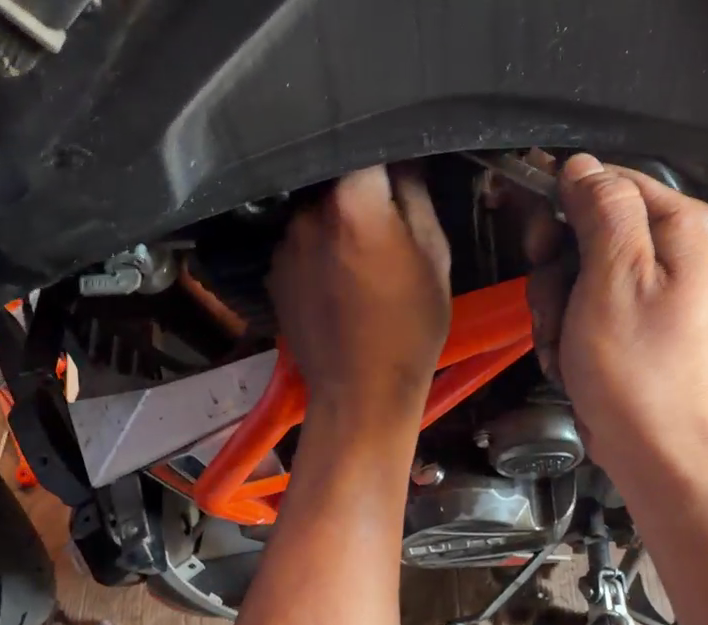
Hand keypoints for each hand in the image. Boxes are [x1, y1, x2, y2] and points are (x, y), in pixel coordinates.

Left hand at [268, 165, 451, 419]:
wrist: (361, 395)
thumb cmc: (410, 331)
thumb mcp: (434, 260)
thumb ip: (416, 198)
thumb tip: (403, 161)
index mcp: (352, 203)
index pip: (366, 146)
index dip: (386, 150)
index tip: (400, 164)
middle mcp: (307, 213)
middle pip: (336, 178)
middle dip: (361, 189)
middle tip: (387, 217)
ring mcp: (284, 244)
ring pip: (316, 211)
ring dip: (336, 221)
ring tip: (361, 257)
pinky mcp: (273, 272)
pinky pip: (300, 243)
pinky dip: (318, 249)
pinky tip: (337, 280)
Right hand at [525, 154, 707, 473]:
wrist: (651, 447)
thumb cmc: (635, 366)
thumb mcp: (615, 276)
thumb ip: (603, 210)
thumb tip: (581, 165)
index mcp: (678, 227)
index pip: (607, 180)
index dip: (563, 203)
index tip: (538, 241)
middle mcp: (667, 252)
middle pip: (585, 228)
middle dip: (555, 269)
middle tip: (553, 303)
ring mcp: (646, 292)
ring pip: (573, 271)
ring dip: (553, 308)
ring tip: (561, 344)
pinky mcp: (625, 325)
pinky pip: (579, 307)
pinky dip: (563, 332)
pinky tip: (565, 358)